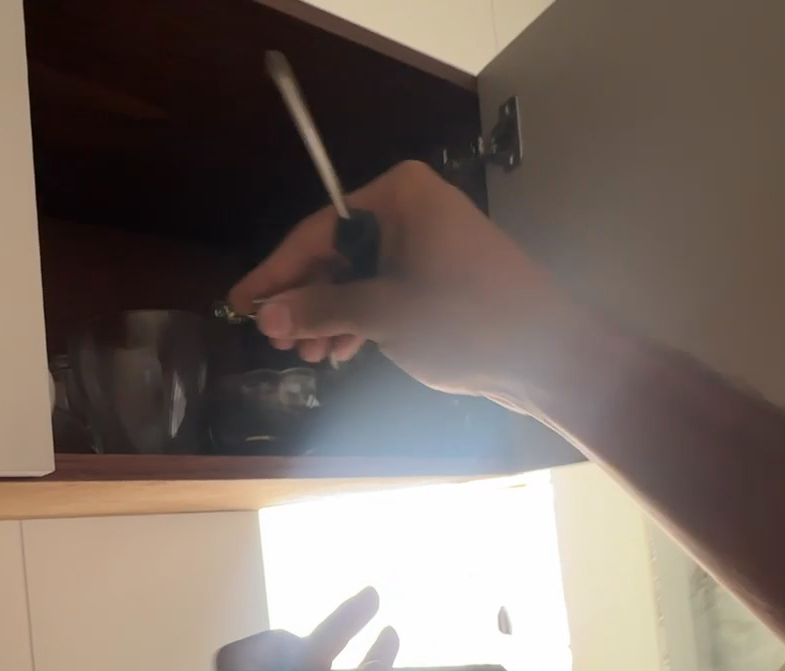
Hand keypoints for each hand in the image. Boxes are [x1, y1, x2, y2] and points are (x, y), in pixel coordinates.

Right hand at [227, 159, 589, 401]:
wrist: (545, 352)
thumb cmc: (466, 319)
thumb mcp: (384, 314)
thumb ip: (321, 310)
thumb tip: (265, 317)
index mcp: (398, 198)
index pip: (316, 233)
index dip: (275, 274)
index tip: (239, 305)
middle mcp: (408, 210)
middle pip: (332, 256)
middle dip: (304, 302)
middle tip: (276, 342)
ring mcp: (422, 244)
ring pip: (353, 279)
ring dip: (327, 318)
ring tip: (307, 357)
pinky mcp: (432, 276)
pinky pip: (377, 293)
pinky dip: (356, 322)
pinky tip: (339, 353)